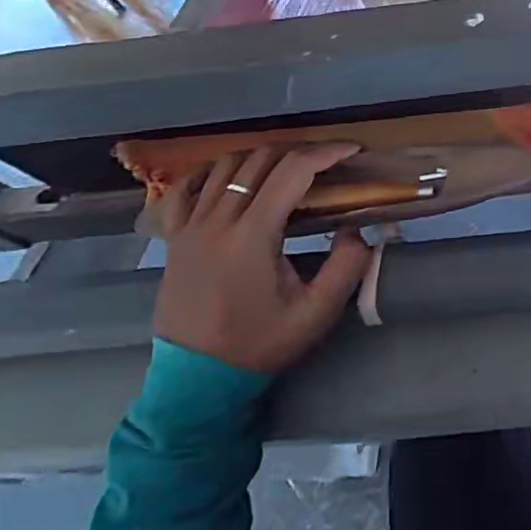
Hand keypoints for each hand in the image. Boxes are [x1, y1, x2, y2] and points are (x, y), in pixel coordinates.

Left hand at [151, 144, 374, 372]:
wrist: (196, 379)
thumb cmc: (258, 343)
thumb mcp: (316, 312)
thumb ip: (347, 266)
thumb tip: (356, 228)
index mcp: (253, 234)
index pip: (294, 171)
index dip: (327, 152)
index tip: (352, 150)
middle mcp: (219, 219)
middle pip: (261, 158)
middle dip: (301, 150)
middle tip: (328, 161)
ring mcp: (190, 225)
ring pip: (226, 165)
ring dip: (262, 156)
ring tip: (288, 167)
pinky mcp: (174, 237)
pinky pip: (186, 188)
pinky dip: (211, 172)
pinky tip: (230, 176)